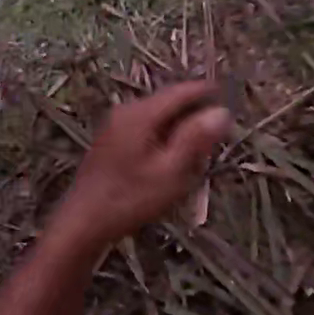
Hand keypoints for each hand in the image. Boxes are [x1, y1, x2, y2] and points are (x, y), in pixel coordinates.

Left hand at [51, 81, 231, 248]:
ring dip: (179, 131)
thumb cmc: (130, 199)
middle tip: (216, 138)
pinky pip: (145, 131)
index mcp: (140, 113)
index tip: (229, 99)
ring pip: (158, 119)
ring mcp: (115, 126)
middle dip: (194, 117)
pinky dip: (163, 140)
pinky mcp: (111, 142)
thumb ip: (195, 139)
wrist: (83, 223)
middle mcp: (125, 111)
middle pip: (169, 104)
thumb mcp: (170, 171)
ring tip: (197, 155)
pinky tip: (170, 163)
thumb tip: (220, 112)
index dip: (207, 93)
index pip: (181, 91)